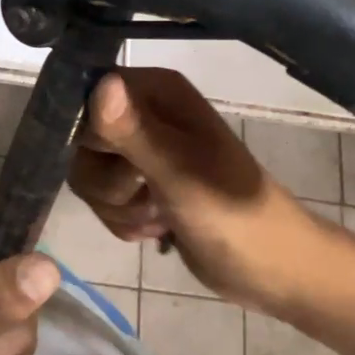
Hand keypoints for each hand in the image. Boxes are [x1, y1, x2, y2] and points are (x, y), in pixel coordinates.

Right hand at [69, 68, 328, 308]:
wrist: (272, 271)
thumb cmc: (234, 213)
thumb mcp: (179, 173)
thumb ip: (133, 130)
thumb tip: (100, 83)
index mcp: (154, 90)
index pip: (85, 93)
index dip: (90, 132)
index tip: (114, 159)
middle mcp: (141, 111)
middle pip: (81, 139)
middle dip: (108, 179)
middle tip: (146, 189)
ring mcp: (138, 149)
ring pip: (87, 173)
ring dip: (118, 206)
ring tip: (159, 214)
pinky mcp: (136, 185)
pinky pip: (100, 199)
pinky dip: (124, 220)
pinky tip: (158, 227)